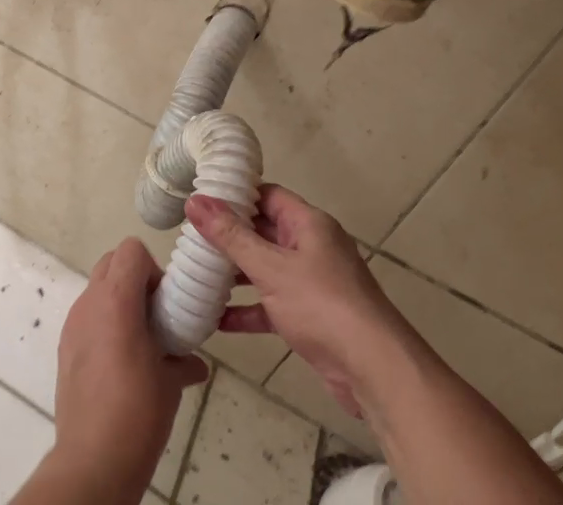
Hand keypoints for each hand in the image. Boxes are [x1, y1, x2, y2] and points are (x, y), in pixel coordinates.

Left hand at [46, 238, 209, 500]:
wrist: (93, 458)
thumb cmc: (138, 412)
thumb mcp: (172, 382)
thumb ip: (184, 361)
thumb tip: (192, 363)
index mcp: (116, 301)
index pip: (131, 251)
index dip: (153, 269)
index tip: (167, 302)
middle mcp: (89, 304)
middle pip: (112, 263)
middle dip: (137, 280)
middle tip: (158, 317)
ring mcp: (73, 324)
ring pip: (98, 290)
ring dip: (121, 303)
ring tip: (143, 344)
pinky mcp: (64, 346)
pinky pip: (88, 318)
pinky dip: (106, 325)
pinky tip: (123, 365)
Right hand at [185, 185, 410, 417]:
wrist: (374, 369)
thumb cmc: (322, 305)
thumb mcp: (270, 267)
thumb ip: (231, 237)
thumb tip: (195, 201)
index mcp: (308, 224)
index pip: (267, 195)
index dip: (234, 194)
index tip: (199, 199)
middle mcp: (312, 247)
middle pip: (263, 231)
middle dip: (227, 236)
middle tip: (188, 238)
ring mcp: (312, 283)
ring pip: (265, 269)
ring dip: (234, 274)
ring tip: (194, 275)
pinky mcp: (309, 316)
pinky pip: (271, 305)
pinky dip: (247, 310)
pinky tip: (215, 319)